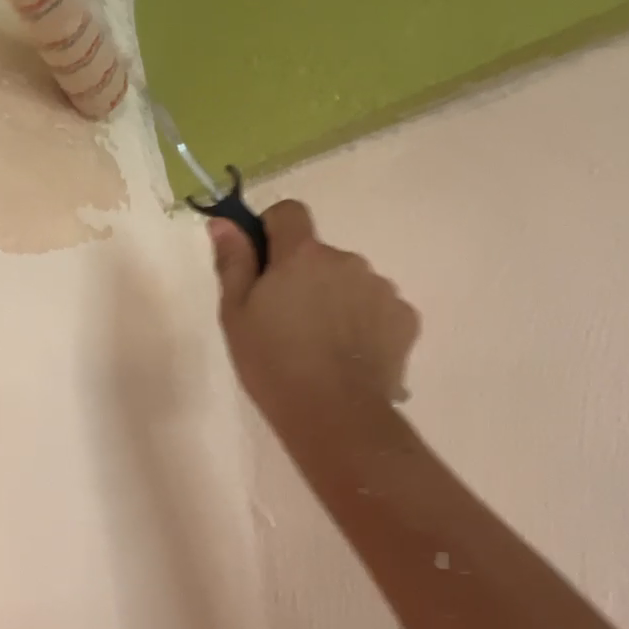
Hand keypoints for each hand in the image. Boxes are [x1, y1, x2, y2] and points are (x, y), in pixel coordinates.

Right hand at [209, 201, 420, 452]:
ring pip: (349, 281)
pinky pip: (377, 308)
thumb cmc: (272, 363)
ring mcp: (381, 288)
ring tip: (320, 345)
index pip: (289, 212)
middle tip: (286, 320)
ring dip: (335, 299)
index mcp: (301, 254)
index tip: (263, 264)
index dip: (273, 231)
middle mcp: (346, 260)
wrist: (335, 416)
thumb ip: (233, 261)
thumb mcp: (236, 314)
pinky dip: (363, 323)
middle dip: (304, 276)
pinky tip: (349, 355)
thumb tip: (224, 221)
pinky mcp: (404, 318)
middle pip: (319, 254)